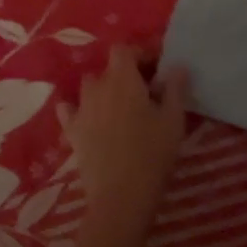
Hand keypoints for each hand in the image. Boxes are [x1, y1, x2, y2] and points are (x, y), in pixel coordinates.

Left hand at [63, 46, 189, 246]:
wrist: (121, 197)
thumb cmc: (152, 153)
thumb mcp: (174, 119)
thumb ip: (175, 88)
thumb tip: (177, 66)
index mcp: (123, 77)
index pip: (125, 49)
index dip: (140, 53)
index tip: (157, 68)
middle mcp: (98, 86)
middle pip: (108, 68)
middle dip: (125, 73)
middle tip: (144, 91)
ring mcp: (81, 109)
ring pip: (90, 87)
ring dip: (104, 89)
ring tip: (119, 106)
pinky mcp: (72, 132)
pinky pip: (69, 110)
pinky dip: (75, 109)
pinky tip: (86, 117)